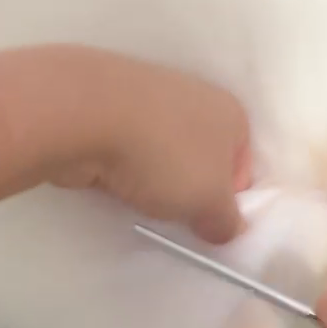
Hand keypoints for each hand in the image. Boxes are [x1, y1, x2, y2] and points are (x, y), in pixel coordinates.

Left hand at [44, 48, 251, 243]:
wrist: (83, 115)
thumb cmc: (163, 156)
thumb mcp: (209, 202)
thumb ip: (226, 222)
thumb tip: (227, 230)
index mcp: (231, 113)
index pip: (242, 170)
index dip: (226, 203)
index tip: (205, 224)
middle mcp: (195, 97)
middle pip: (201, 163)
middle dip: (188, 192)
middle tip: (172, 214)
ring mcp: (151, 97)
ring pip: (163, 156)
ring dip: (154, 182)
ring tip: (138, 197)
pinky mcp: (111, 107)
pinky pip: (127, 150)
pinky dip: (123, 168)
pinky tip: (112, 180)